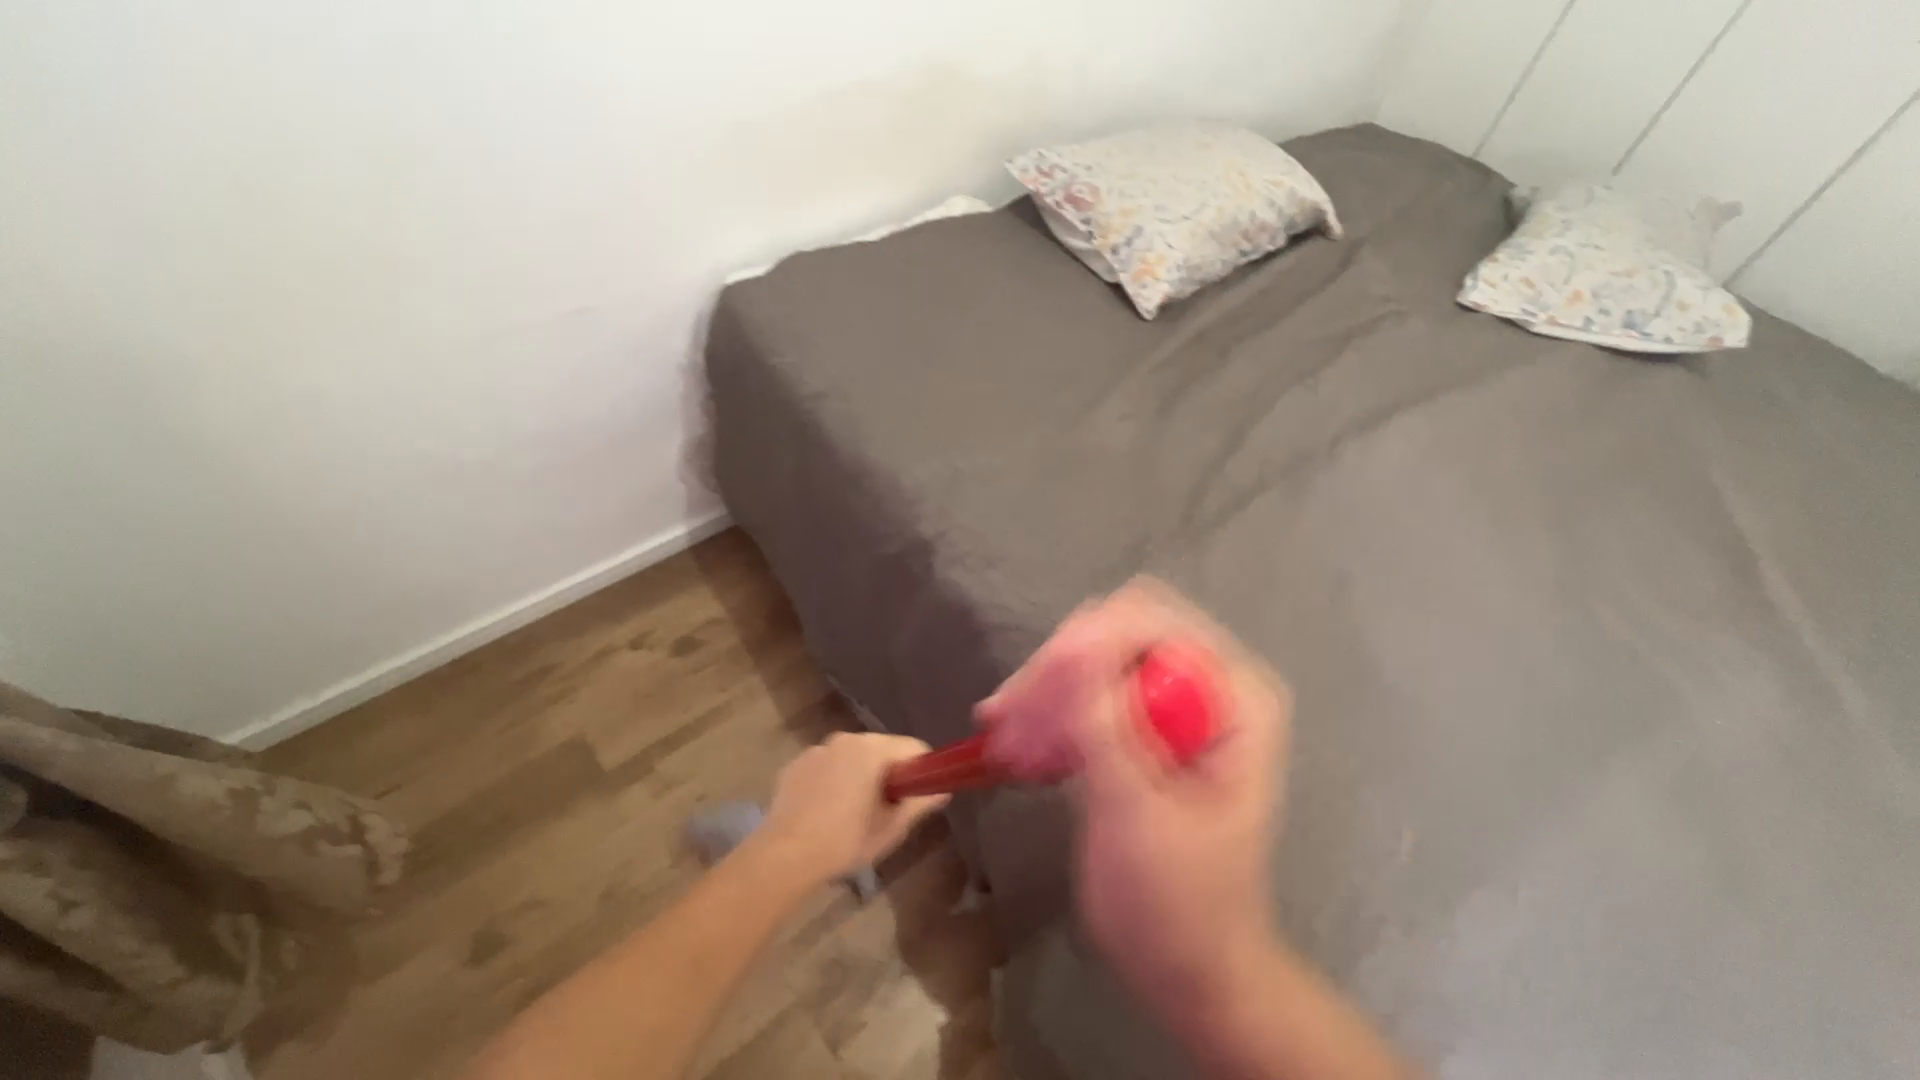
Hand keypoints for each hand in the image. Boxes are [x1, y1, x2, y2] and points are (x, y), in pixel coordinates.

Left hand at [757, 732, 949, 884]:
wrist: (784, 857)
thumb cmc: (845, 841)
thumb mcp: (892, 828)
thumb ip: (920, 803)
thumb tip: (942, 790)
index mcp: (872, 749)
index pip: (913, 748)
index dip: (922, 771)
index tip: (917, 797)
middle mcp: (844, 739)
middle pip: (882, 749)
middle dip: (889, 773)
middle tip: (887, 810)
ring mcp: (816, 750)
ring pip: (852, 757)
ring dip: (859, 776)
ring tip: (853, 813)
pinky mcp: (794, 765)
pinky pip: (826, 766)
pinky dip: (832, 781)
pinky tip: (825, 812)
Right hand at [977, 579, 1292, 1027]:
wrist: (1192, 970)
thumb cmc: (1177, 903)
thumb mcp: (1136, 811)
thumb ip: (1105, 720)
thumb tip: (1072, 639)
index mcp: (1235, 698)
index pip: (1152, 623)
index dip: (1087, 643)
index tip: (1032, 691)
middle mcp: (1209, 689)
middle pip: (1117, 637)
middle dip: (1058, 673)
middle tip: (1005, 718)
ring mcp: (1174, 711)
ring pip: (1094, 665)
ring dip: (1045, 697)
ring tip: (1001, 736)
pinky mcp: (1143, 735)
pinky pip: (1089, 700)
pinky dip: (1052, 720)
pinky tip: (1016, 751)